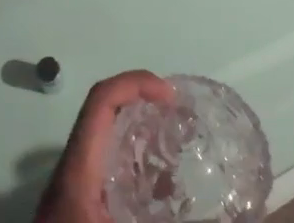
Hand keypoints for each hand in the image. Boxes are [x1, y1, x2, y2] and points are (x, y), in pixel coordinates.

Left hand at [35, 70, 175, 222]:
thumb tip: (222, 215)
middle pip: (103, 114)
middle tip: (181, 117)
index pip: (101, 101)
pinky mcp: (75, 208)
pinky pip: (104, 168)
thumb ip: (163, 215)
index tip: (171, 96)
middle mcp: (71, 172)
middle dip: (143, 104)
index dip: (135, 83)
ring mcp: (71, 190)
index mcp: (79, 171)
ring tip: (178, 145)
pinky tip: (161, 190)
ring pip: (103, 141)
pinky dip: (133, 164)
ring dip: (139, 133)